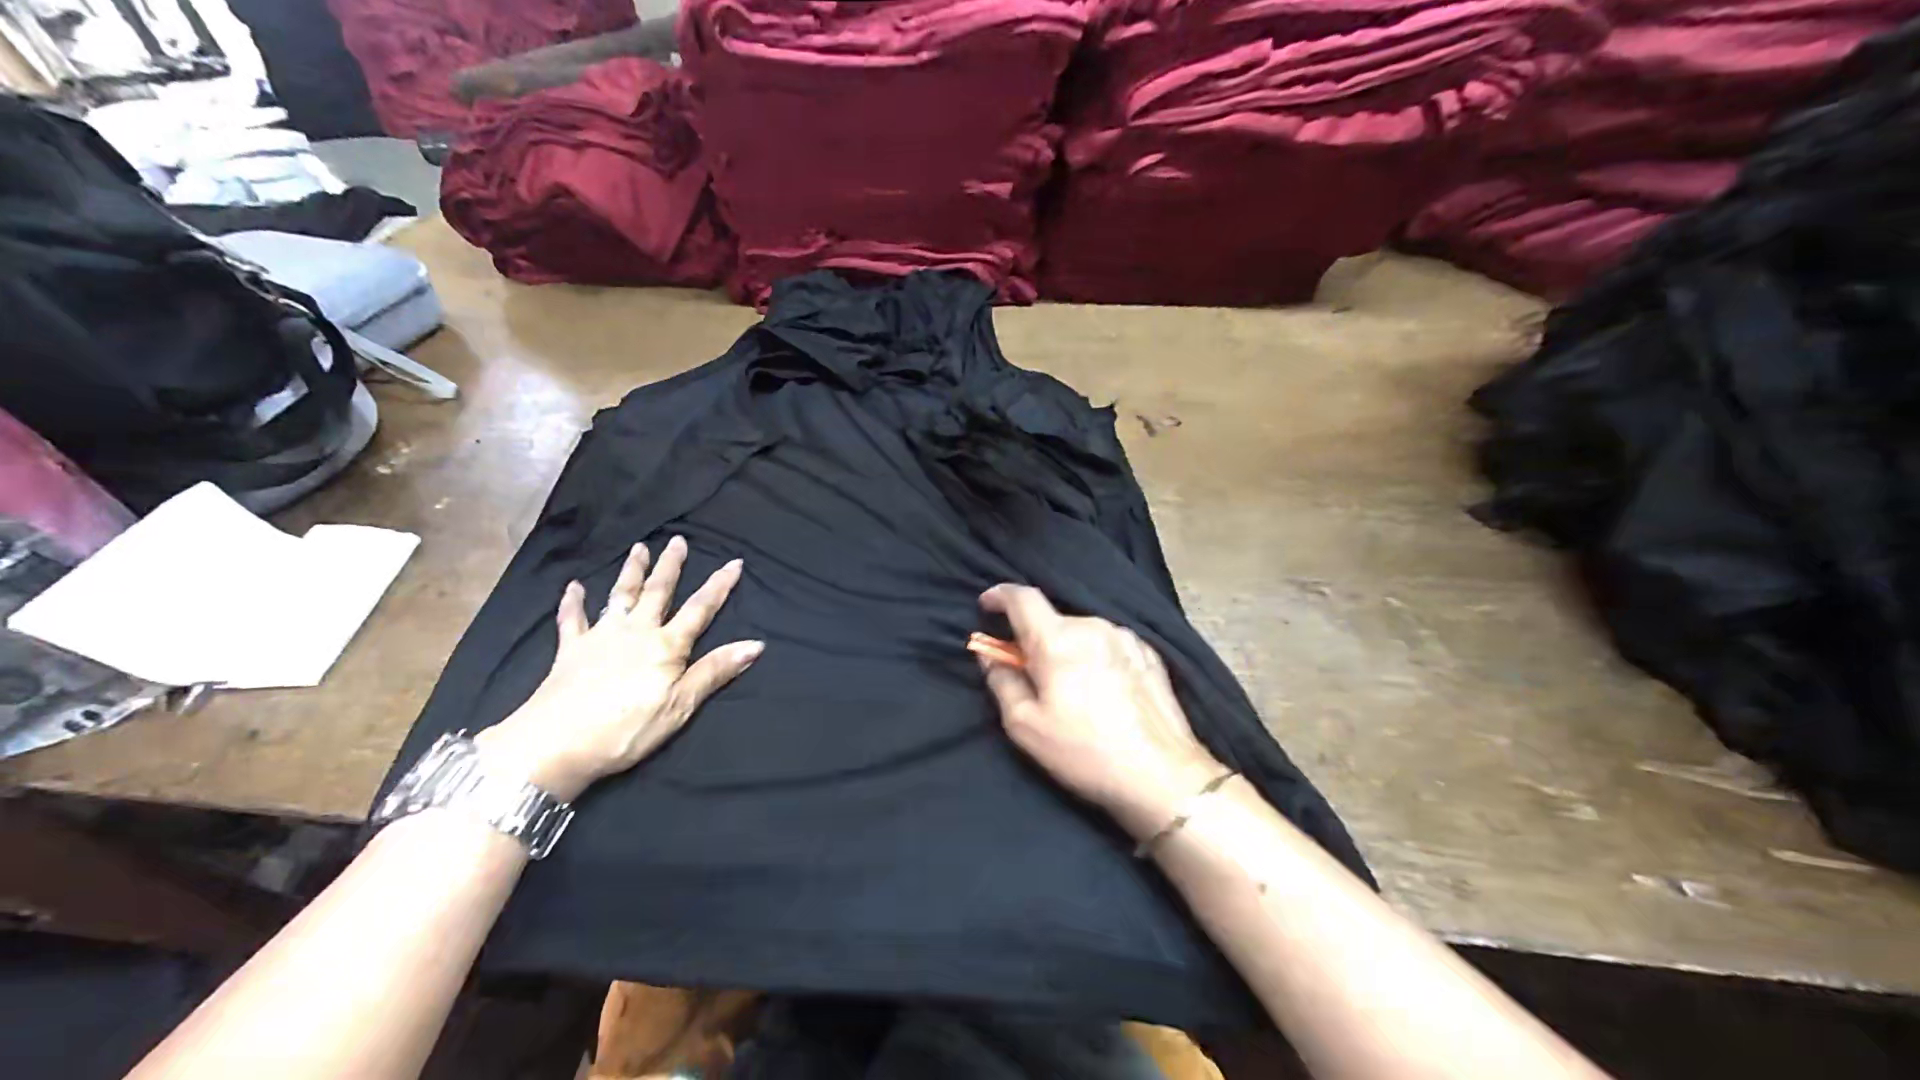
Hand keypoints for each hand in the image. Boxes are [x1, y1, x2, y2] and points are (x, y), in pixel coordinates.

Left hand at [476, 537, 762, 801]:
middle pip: (658, 592)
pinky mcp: (570, 650)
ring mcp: (600, 638)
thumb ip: (714, 671)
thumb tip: (755, 644)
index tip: (734, 562)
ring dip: (632, 571)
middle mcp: (636, 632)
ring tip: (639, 548)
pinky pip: (572, 619)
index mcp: (666, 646)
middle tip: (678, 540)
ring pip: (620, 596)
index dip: (719, 586)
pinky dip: (573, 601)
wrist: (555, 744)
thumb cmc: (626, 730)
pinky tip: (573, 586)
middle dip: (671, 566)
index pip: (700, 609)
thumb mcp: (679, 706)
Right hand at [978, 584, 1225, 839]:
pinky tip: (1101, 691)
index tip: (987, 605)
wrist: (1162, 777)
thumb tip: (990, 655)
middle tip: (1032, 675)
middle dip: (1035, 639)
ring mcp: (1126, 638)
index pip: (1022, 598)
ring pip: (1082, 632)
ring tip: (1071, 690)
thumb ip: (1002, 681)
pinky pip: (1108, 644)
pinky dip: (1095, 657)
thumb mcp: (1025, 726)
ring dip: (1067, 649)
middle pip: (1052, 620)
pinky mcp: (1150, 654)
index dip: (999, 596)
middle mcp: (1093, 626)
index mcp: (1058, 639)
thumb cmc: (1084, 752)